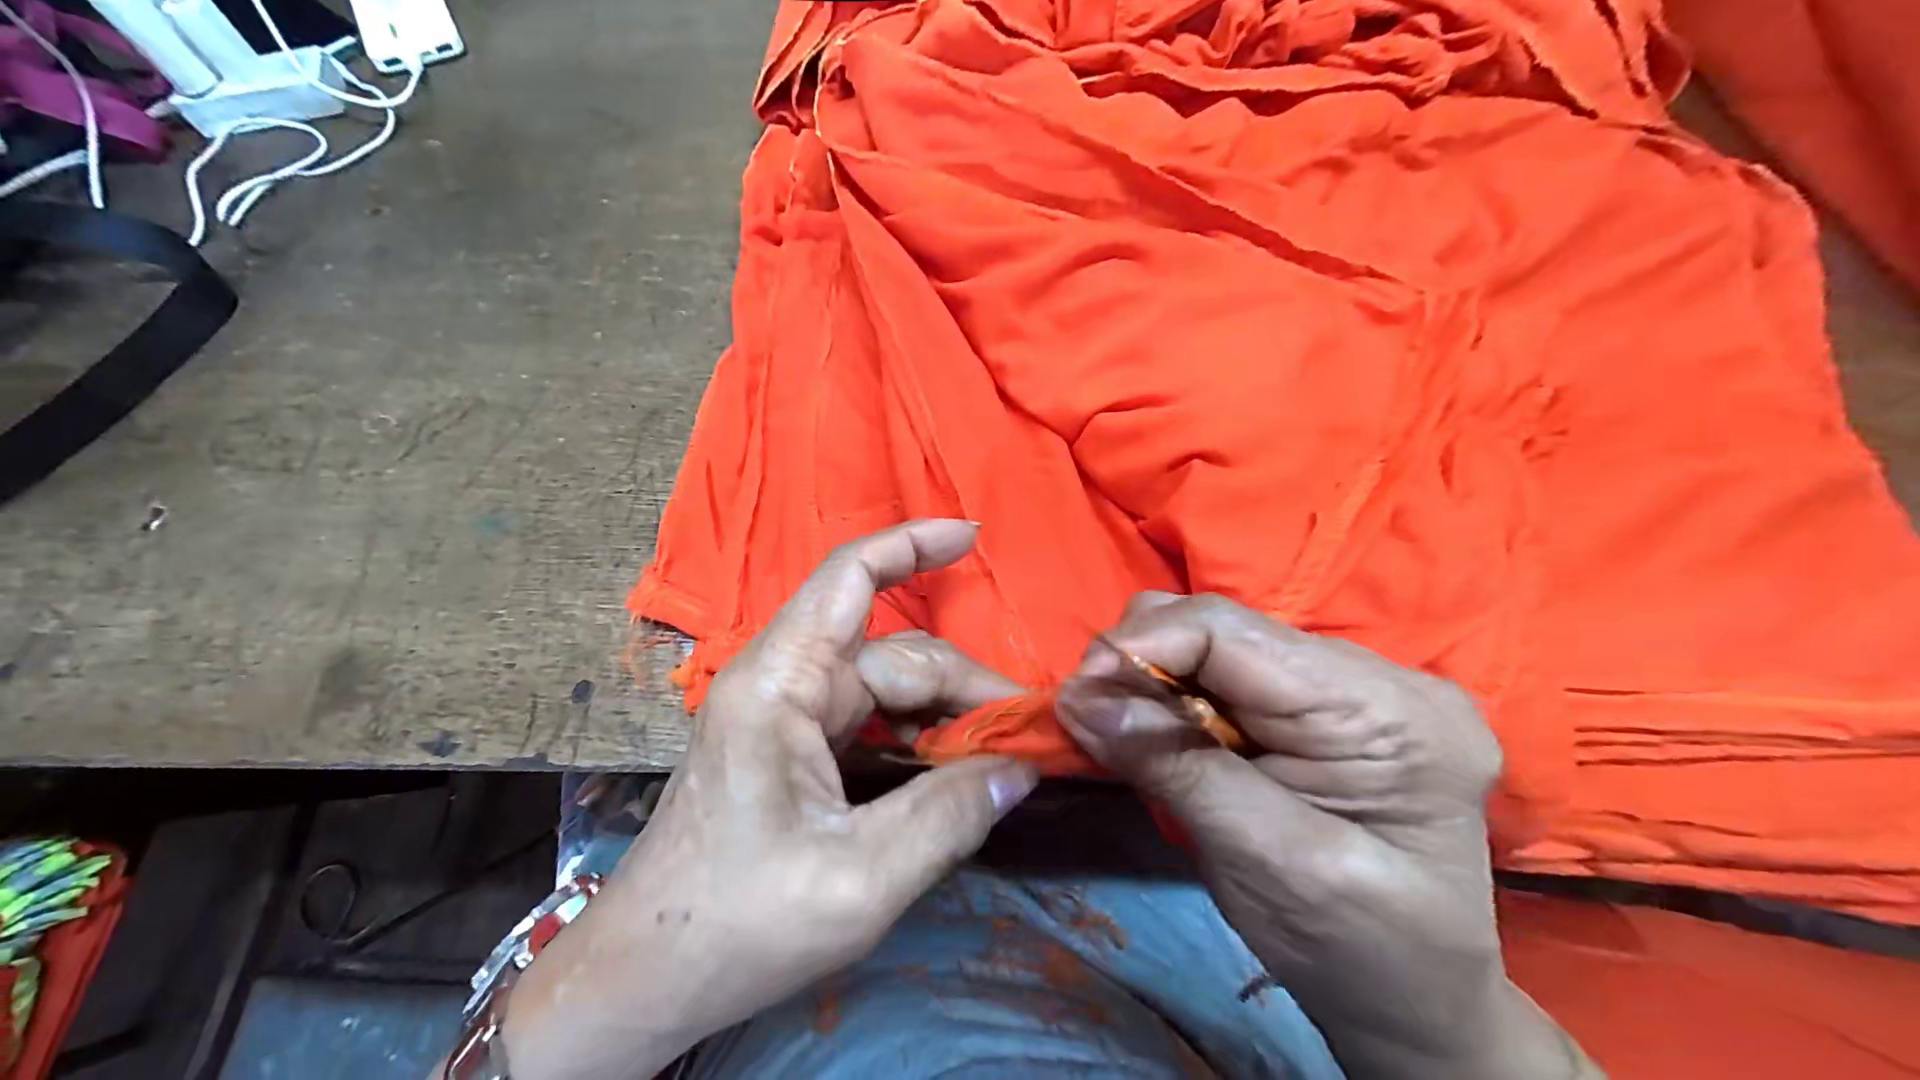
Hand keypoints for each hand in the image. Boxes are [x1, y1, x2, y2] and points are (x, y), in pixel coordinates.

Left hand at [503, 520, 1039, 1079]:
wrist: (648, 980)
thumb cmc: (735, 925)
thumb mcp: (857, 881)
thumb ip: (947, 818)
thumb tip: (1021, 769)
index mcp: (780, 685)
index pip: (849, 581)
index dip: (910, 545)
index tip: (972, 536)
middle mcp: (784, 684)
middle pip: (893, 654)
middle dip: (964, 686)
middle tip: (1028, 737)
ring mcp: (790, 717)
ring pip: (889, 690)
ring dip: (946, 715)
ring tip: (1003, 755)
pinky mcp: (797, 751)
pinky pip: (875, 723)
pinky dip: (920, 738)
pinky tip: (955, 769)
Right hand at [1055, 593, 1596, 1079]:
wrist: (1417, 1000)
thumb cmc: (1358, 952)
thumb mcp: (1263, 864)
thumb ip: (1176, 769)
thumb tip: (1080, 700)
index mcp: (1384, 710)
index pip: (1229, 629)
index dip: (1139, 646)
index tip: (1078, 695)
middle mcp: (1374, 674)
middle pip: (1217, 625)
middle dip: (1140, 663)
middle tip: (1098, 721)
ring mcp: (1349, 681)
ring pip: (1212, 641)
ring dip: (1154, 681)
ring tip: (1136, 737)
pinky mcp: (1321, 699)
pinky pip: (1223, 671)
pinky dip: (1177, 697)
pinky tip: (1170, 739)